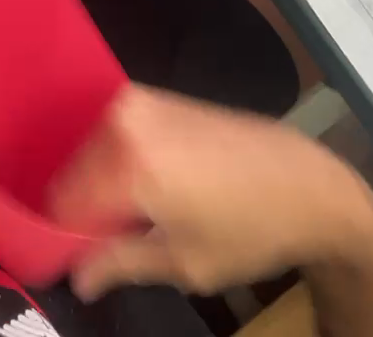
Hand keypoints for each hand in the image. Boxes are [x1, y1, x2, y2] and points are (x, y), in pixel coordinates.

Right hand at [49, 86, 372, 299]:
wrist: (308, 181)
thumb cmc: (252, 230)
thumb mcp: (187, 262)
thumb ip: (121, 264)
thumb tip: (77, 279)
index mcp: (128, 165)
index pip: (65, 201)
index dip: (64, 233)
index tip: (73, 257)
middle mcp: (122, 122)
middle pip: (74, 171)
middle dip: (81, 205)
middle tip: (106, 239)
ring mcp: (134, 101)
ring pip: (90, 150)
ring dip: (97, 181)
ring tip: (129, 213)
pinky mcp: (147, 94)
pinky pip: (109, 131)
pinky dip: (113, 158)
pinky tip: (141, 184)